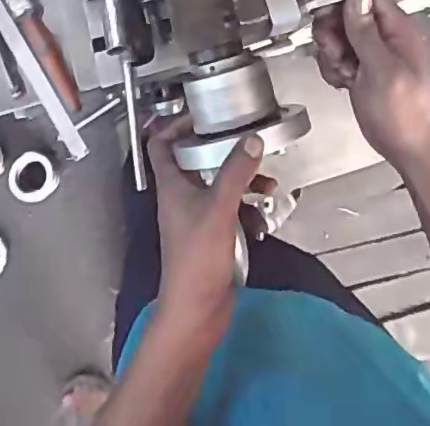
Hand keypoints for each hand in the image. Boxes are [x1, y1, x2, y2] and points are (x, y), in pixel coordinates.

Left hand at [146, 114, 264, 320]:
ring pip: (219, 186)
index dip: (175, 125)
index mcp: (172, 185)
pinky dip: (247, 212)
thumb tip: (252, 139)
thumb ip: (236, 172)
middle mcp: (181, 197)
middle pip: (198, 161)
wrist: (196, 313)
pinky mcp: (213, 236)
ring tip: (268, 187)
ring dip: (243, 183)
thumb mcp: (219, 208)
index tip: (201, 115)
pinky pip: (231, 212)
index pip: (161, 144)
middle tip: (247, 145)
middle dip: (225, 153)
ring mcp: (196, 217)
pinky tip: (262, 222)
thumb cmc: (197, 259)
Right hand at [311, 0, 429, 168]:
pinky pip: (335, 55)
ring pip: (336, 33)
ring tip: (344, 72)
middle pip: (345, 11)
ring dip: (331, 53)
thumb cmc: (404, 113)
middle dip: (332, 31)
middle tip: (335, 51)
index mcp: (395, 28)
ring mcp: (370, 51)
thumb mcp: (383, 70)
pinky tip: (343, 81)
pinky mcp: (359, 66)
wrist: (407, 147)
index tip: (323, 10)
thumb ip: (366, 33)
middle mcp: (382, 35)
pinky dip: (332, 67)